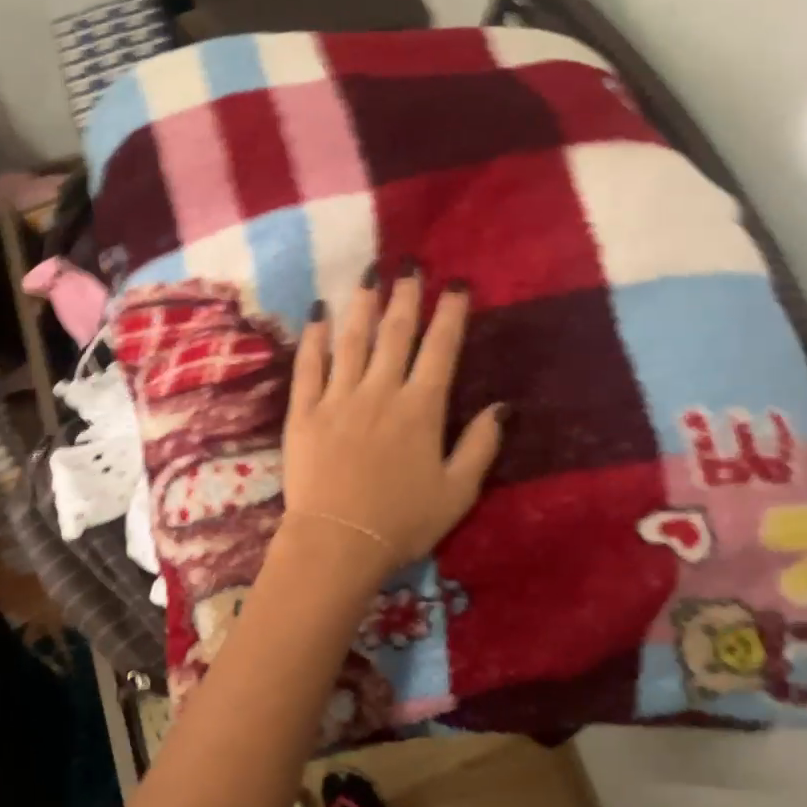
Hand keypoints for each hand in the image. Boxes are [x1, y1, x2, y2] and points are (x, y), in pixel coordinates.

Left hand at [280, 264, 504, 574]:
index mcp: (422, 409)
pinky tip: (318, 313)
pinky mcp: (303, 413)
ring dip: (362, 304)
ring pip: (351, 340)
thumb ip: (481, 446)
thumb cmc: (402, 523)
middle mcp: (380, 392)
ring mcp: (337, 399)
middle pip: (395, 333)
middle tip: (409, 264)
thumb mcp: (458, 491)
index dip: (450, 313)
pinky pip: (308, 366)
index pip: (441, 349)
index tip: (456, 284)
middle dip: (405, 295)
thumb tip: (504, 406)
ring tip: (368, 274)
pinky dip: (314, 337)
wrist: (338, 542)